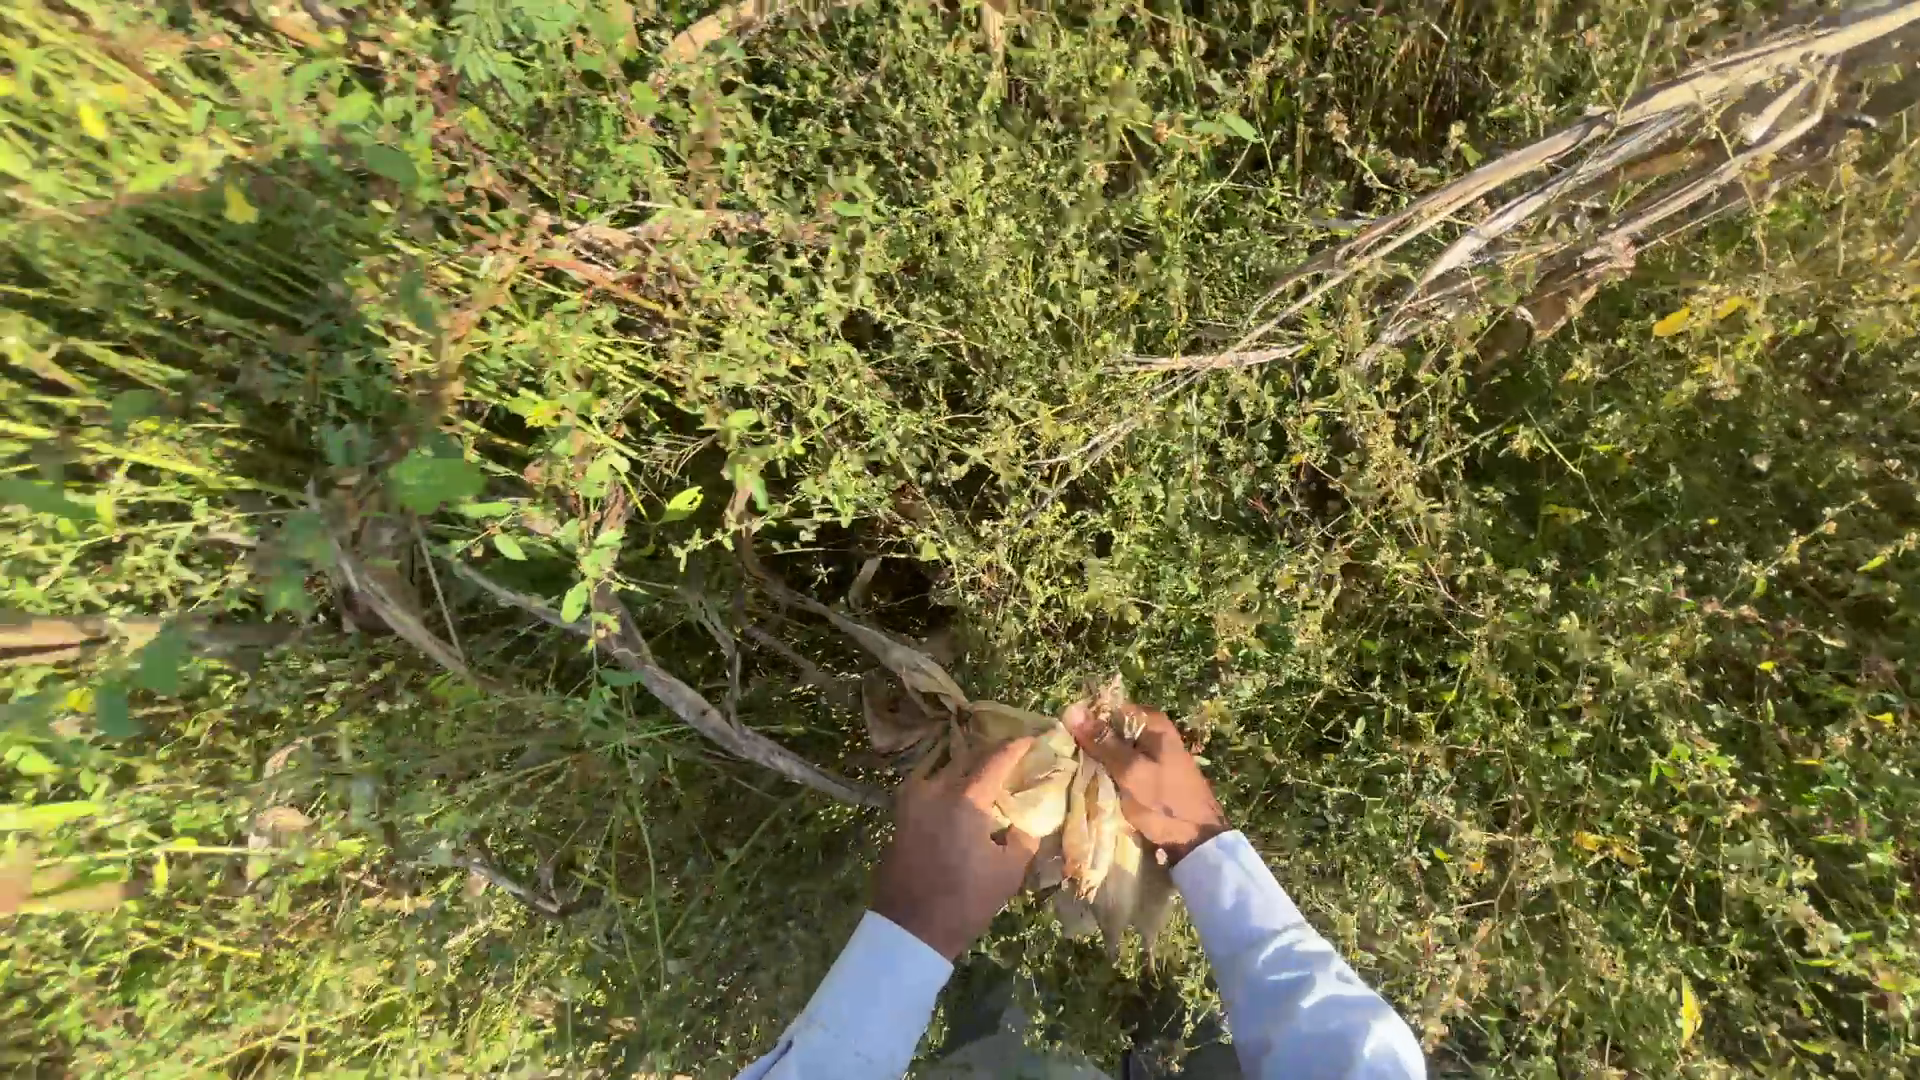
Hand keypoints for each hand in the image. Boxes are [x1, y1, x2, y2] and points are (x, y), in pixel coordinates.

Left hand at [871, 737, 1040, 958]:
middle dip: (992, 754)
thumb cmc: (963, 901)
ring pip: (947, 768)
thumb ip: (1022, 837)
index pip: (996, 759)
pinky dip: (949, 781)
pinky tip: (961, 793)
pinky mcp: (901, 811)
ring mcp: (913, 797)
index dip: (1016, 746)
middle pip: (969, 758)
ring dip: (969, 767)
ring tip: (988, 774)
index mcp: (965, 798)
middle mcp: (936, 787)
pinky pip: (930, 783)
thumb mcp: (1007, 872)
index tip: (1032, 738)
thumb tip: (1027, 819)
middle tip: (1013, 756)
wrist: (909, 928)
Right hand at [1065, 702, 1227, 863]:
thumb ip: (1103, 742)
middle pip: (1110, 728)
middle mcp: (1152, 731)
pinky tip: (1093, 782)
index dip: (1086, 722)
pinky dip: (1107, 771)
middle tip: (1070, 760)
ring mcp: (1150, 752)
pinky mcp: (1147, 771)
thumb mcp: (1131, 771)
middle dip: (1090, 742)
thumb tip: (1071, 710)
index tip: (1068, 741)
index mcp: (1152, 722)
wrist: (1197, 841)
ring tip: (1077, 772)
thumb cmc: (1165, 803)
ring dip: (1096, 759)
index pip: (1108, 709)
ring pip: (1112, 747)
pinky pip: (1119, 763)